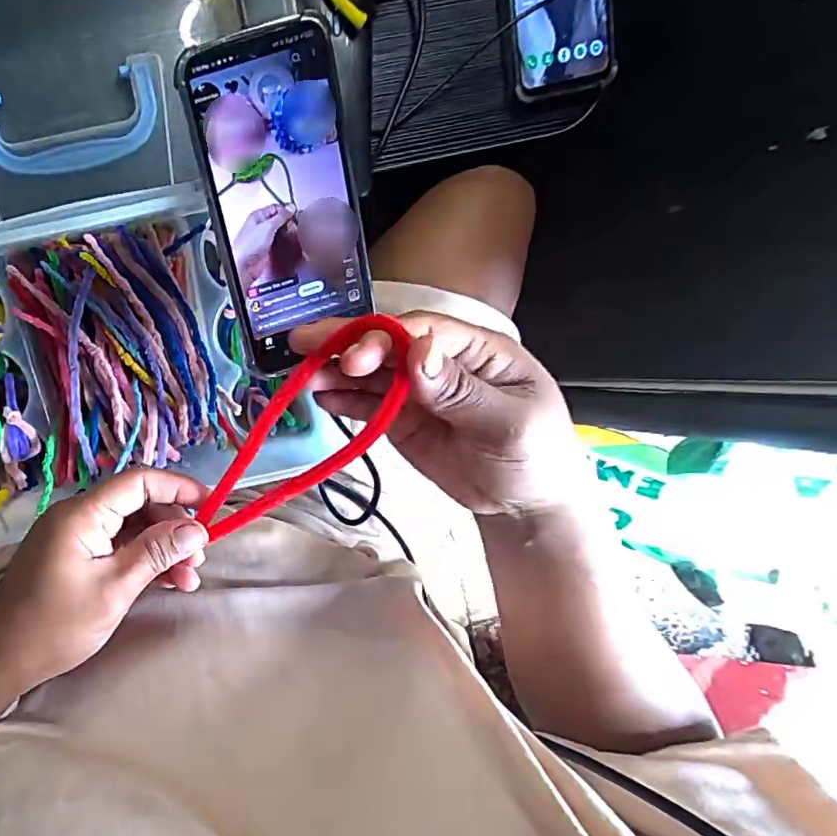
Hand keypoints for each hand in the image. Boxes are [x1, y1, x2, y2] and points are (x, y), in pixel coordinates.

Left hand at [0, 469, 209, 693]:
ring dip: (161, 548)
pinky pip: (115, 546)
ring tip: (187, 580)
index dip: (179, 487)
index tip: (213, 506)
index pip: (139, 481)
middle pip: (137, 504)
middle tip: (198, 560)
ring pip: (130, 528)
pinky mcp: (72, 556)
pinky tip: (166, 582)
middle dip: (173, 527)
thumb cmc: (56, 625)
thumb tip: (197, 529)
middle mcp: (77, 515)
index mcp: (82, 514)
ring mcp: (73, 536)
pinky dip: (141, 560)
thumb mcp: (114, 588)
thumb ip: (156, 553)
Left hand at [231, 204, 292, 283]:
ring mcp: (263, 238)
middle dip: (287, 223)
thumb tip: (291, 207)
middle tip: (294, 227)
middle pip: (278, 220)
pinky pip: (278, 243)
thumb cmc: (251, 244)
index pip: (275, 208)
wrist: (244, 266)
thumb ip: (281, 217)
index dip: (285, 211)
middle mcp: (260, 225)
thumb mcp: (268, 226)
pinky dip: (283, 243)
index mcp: (258, 216)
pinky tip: (288, 244)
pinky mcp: (266, 249)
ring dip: (286, 233)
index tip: (294, 216)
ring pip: (279, 232)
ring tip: (293, 236)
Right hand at [287, 311, 583, 515]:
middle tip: (302, 344)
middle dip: (345, 343)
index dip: (383, 339)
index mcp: (475, 349)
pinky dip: (342, 400)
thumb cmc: (534, 455)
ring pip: (369, 373)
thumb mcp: (508, 422)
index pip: (421, 332)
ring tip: (302, 378)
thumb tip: (418, 351)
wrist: (525, 504)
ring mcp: (417, 391)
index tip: (354, 358)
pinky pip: (367, 404)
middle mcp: (439, 362)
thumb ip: (460, 389)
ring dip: (334, 372)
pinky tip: (321, 398)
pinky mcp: (400, 418)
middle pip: (387, 345)